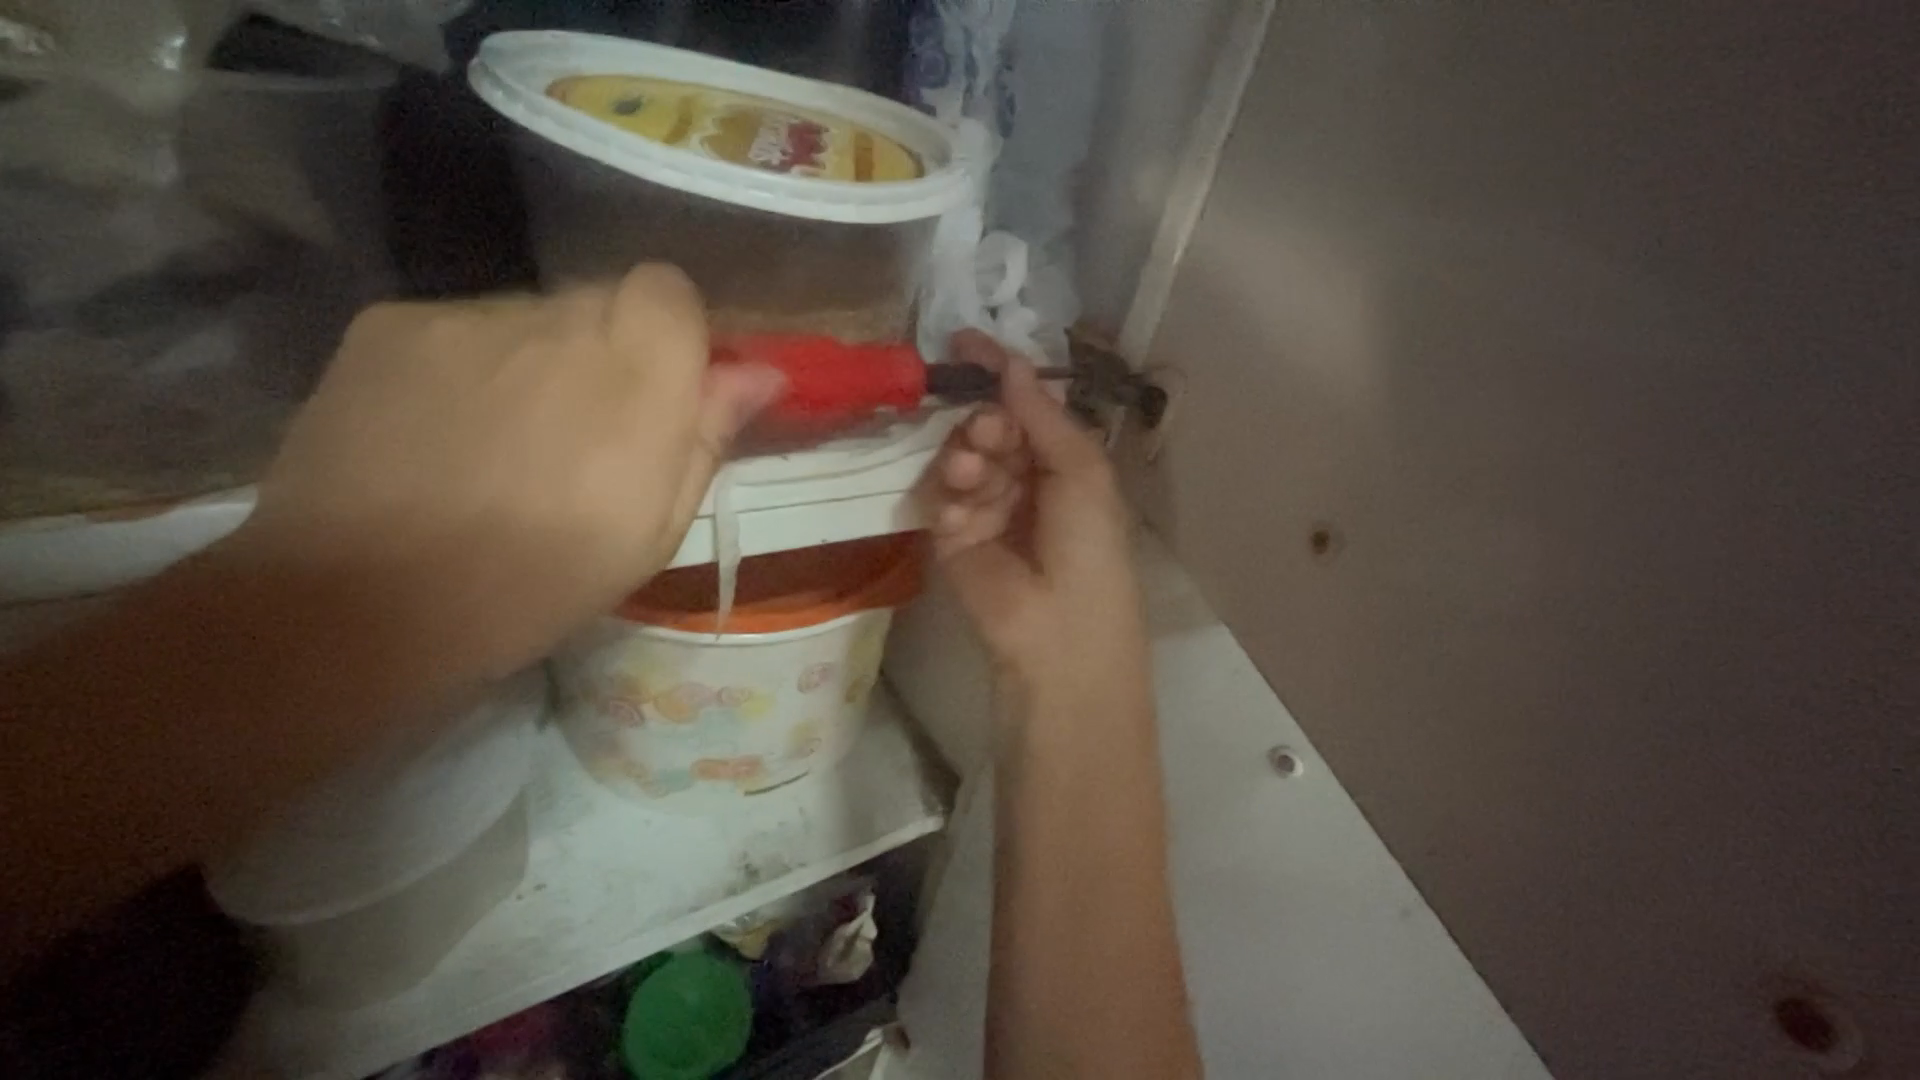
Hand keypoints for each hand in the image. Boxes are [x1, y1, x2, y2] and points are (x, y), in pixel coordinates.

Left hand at [234, 265, 783, 683]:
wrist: (364, 606)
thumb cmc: (541, 583)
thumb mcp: (656, 529)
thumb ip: (707, 435)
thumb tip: (760, 373)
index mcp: (634, 375)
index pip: (670, 289)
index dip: (674, 335)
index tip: (665, 392)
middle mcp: (554, 321)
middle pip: (601, 299)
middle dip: (609, 350)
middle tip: (586, 429)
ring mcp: (464, 316)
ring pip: (530, 316)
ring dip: (539, 361)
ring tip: (506, 442)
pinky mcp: (388, 324)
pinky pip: (460, 329)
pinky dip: (470, 367)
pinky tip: (444, 433)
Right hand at [919, 330, 1147, 706]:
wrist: (1058, 631)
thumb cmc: (1088, 547)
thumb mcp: (1082, 470)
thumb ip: (1042, 414)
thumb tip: (1011, 362)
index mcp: (1060, 460)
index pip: (1022, 404)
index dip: (997, 373)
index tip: (964, 343)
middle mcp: (1021, 477)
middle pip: (986, 425)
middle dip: (983, 420)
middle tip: (986, 432)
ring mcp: (982, 507)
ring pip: (957, 457)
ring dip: (963, 457)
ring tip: (973, 473)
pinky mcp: (948, 537)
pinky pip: (938, 499)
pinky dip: (948, 501)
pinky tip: (962, 519)